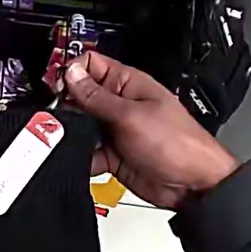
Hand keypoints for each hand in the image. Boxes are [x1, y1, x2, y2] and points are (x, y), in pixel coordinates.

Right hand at [60, 51, 239, 208]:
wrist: (192, 186)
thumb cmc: (177, 144)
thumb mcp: (130, 115)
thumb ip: (97, 97)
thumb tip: (72, 74)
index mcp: (128, 84)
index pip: (90, 65)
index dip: (71, 72)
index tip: (58, 88)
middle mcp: (119, 104)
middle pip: (80, 96)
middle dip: (66, 106)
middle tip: (58, 117)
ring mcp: (115, 130)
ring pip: (80, 126)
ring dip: (71, 133)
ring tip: (65, 140)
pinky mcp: (112, 154)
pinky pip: (87, 152)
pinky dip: (80, 157)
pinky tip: (79, 160)